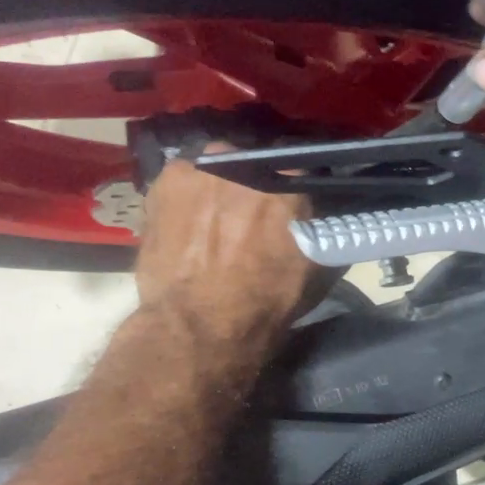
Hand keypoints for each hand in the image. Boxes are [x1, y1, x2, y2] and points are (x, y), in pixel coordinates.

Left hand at [133, 154, 313, 352]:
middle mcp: (243, 165)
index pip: (302, 170)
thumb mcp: (319, 262)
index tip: (297, 205)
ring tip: (222, 216)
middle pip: (256, 164)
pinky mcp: (162, 185)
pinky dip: (190, 195)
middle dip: (257, 182)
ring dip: (222, 185)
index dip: (299, 189)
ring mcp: (197, 171)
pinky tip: (193, 221)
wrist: (201, 319)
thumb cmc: (271, 295)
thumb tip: (321, 216)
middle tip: (257, 212)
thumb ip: (322, 227)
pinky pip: (184, 181)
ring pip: (217, 168)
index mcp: (289, 181)